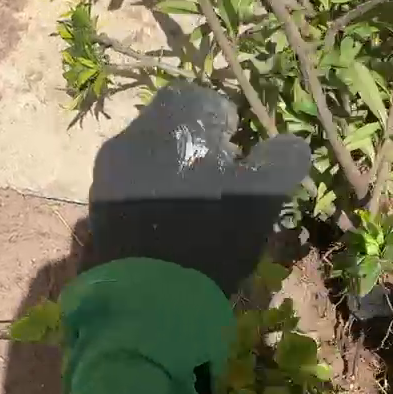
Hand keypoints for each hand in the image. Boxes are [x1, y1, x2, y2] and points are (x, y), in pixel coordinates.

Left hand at [83, 82, 309, 296]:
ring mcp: (110, 174)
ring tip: (198, 206)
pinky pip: (133, 186)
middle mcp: (134, 138)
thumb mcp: (257, 200)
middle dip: (198, 146)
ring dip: (175, 171)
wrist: (153, 295)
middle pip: (170, 127)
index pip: (197, 98)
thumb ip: (277, 164)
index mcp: (172, 126)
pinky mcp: (101, 207)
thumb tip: (291, 142)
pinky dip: (154, 195)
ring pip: (150, 157)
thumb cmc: (211, 238)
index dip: (223, 120)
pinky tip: (172, 225)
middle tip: (222, 180)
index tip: (238, 152)